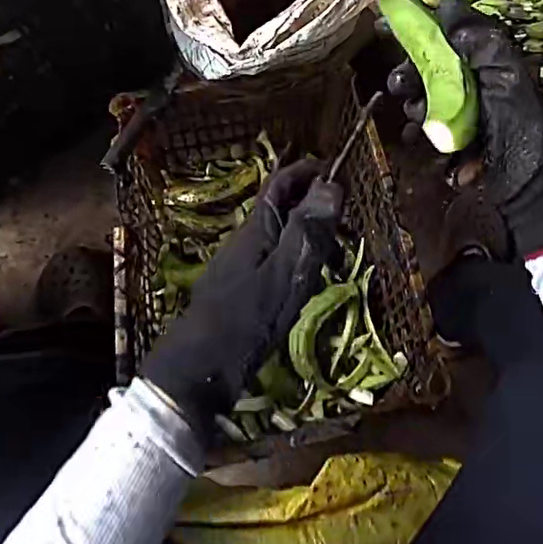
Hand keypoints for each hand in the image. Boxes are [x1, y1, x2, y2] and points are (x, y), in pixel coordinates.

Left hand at [141, 160, 342, 429]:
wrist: (195, 373)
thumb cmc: (244, 321)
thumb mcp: (286, 275)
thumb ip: (308, 230)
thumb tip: (332, 184)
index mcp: (257, 228)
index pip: (282, 182)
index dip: (309, 170)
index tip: (339, 171)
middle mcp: (247, 239)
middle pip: (282, 207)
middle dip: (315, 206)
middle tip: (346, 224)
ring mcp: (241, 264)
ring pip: (281, 234)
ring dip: (309, 236)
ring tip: (336, 260)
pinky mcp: (240, 288)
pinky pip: (274, 258)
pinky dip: (297, 260)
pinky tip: (308, 284)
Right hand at [386, 0, 542, 257]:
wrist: (530, 183)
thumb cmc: (521, 125)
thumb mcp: (504, 75)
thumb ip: (477, 39)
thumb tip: (446, 5)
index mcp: (485, 58)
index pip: (445, 33)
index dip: (418, 29)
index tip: (387, 28)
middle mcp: (471, 78)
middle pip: (425, 65)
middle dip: (409, 73)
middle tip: (401, 85)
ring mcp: (461, 109)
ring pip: (421, 95)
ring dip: (414, 103)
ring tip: (420, 116)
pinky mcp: (452, 135)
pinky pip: (425, 125)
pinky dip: (419, 128)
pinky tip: (419, 134)